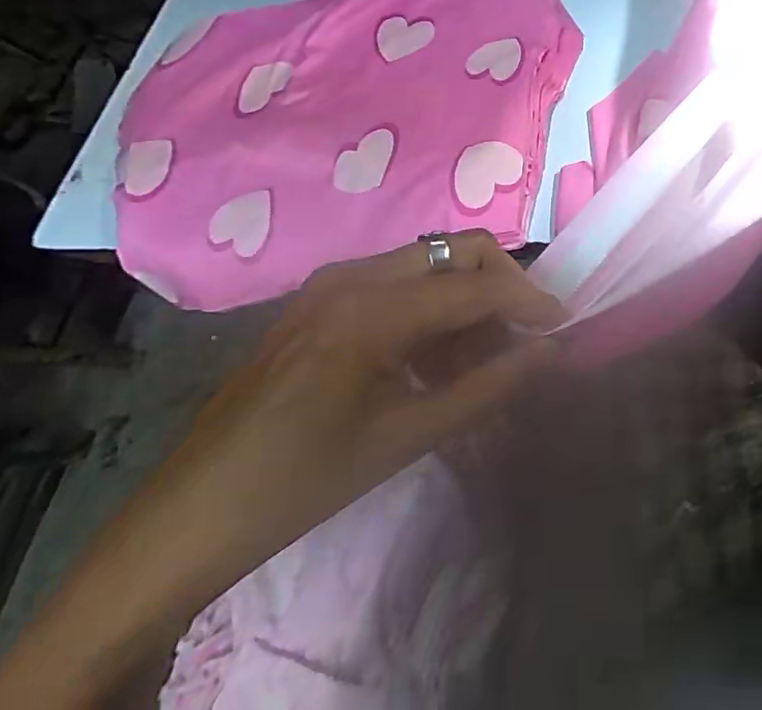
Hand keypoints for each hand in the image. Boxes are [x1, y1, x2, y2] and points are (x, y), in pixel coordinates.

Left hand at [140, 229, 565, 579]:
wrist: (195, 511)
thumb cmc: (306, 481)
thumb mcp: (408, 435)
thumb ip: (488, 386)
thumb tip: (549, 353)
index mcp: (373, 309)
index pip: (476, 286)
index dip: (530, 302)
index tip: (565, 327)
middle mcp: (354, 276)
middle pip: (455, 251)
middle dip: (502, 287)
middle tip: (526, 338)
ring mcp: (331, 283)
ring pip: (427, 265)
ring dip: (467, 301)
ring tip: (486, 361)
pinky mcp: (319, 300)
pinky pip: (394, 285)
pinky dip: (430, 311)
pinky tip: (437, 362)